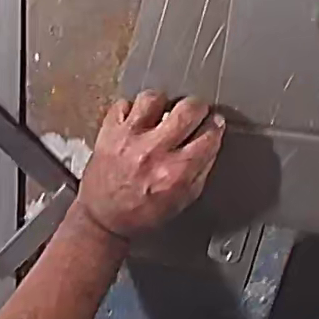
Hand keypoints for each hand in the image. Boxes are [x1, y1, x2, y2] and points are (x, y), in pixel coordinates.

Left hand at [72, 91, 224, 243]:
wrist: (103, 220)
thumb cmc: (142, 214)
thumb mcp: (184, 200)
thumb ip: (202, 169)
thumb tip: (213, 141)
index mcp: (176, 172)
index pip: (209, 135)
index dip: (216, 126)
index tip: (214, 124)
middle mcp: (154, 151)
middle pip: (188, 109)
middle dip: (198, 107)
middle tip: (196, 112)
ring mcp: (129, 139)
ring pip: (155, 98)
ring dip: (163, 103)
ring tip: (163, 112)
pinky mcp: (109, 132)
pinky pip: (124, 103)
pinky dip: (133, 109)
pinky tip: (138, 120)